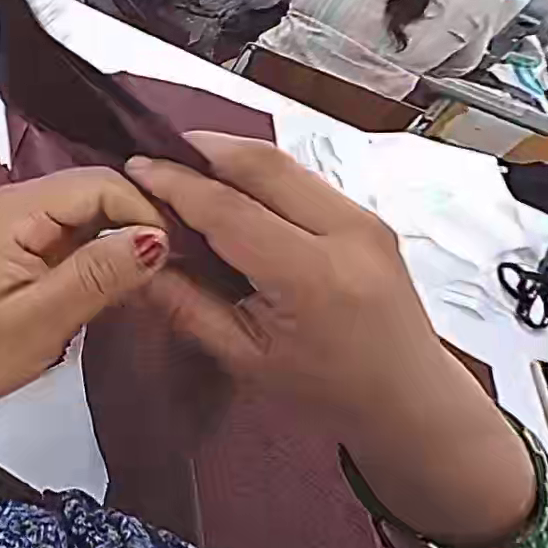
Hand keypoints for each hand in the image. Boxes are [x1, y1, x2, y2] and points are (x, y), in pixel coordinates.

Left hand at [0, 167, 170, 423]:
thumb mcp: (39, 319)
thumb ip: (97, 275)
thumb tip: (155, 239)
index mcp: (16, 210)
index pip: (99, 184)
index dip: (142, 212)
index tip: (171, 255)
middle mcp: (20, 201)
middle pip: (99, 190)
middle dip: (138, 222)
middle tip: (170, 266)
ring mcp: (24, 219)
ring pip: (94, 210)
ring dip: (125, 237)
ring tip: (152, 274)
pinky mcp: (30, 240)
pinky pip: (81, 230)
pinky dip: (106, 250)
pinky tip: (121, 276)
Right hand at [129, 131, 534, 545]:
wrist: (410, 398)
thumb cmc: (328, 391)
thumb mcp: (244, 357)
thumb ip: (186, 303)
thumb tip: (140, 257)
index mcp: (312, 277)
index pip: (228, 208)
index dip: (175, 183)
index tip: (137, 168)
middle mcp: (347, 232)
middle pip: (261, 163)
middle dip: (201, 148)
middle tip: (157, 154)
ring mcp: (364, 216)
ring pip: (283, 161)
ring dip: (229, 155)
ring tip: (186, 166)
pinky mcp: (367, 213)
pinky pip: (300, 176)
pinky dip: (257, 172)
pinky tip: (230, 186)